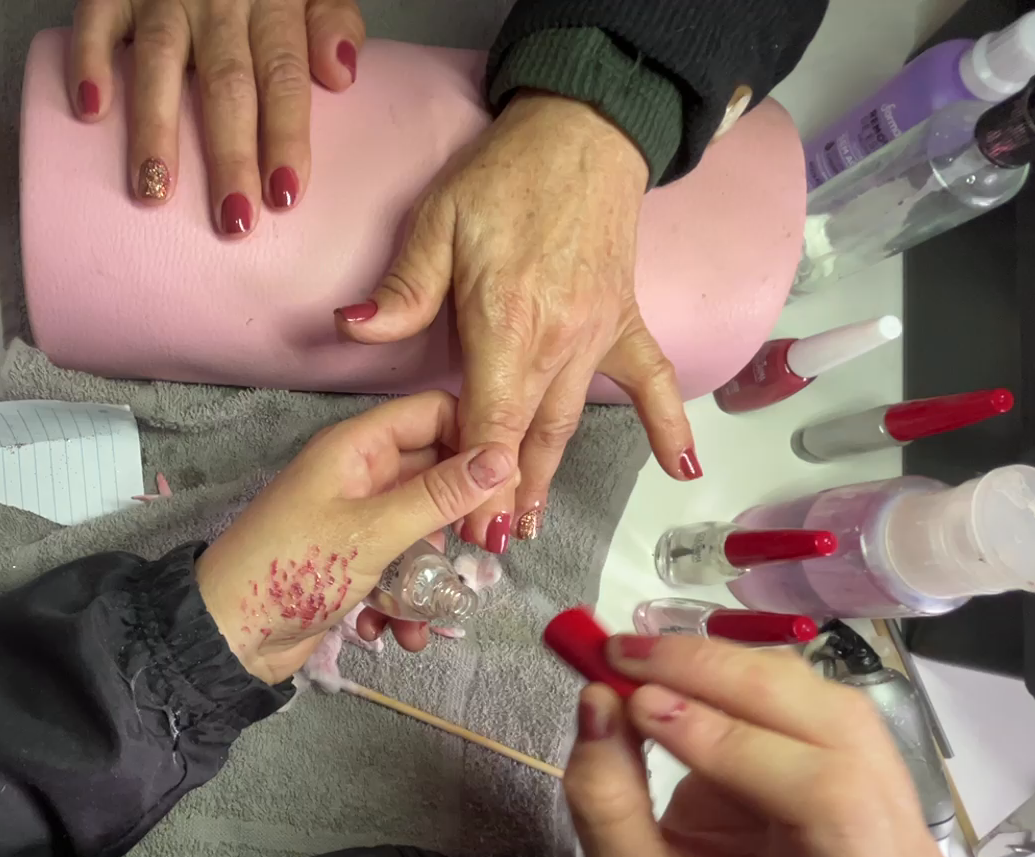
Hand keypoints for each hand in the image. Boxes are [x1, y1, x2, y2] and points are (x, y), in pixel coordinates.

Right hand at [68, 0, 363, 233]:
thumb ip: (331, 20)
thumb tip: (342, 73)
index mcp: (274, 3)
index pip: (284, 77)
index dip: (286, 137)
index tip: (284, 196)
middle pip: (227, 85)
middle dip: (231, 157)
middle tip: (232, 221)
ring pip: (160, 63)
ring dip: (156, 130)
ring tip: (154, 192)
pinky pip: (97, 18)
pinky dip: (89, 60)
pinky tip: (90, 110)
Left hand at [195, 392, 514, 683]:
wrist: (229, 636)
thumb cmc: (294, 568)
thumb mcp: (372, 530)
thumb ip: (439, 494)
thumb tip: (502, 454)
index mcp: (356, 447)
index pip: (433, 414)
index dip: (475, 440)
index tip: (509, 483)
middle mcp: (358, 475)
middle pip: (433, 475)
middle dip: (460, 518)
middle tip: (486, 554)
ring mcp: (354, 521)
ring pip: (419, 531)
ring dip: (429, 575)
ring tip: (430, 610)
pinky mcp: (351, 563)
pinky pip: (395, 569)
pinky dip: (401, 600)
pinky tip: (395, 631)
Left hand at [338, 92, 696, 550]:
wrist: (582, 135)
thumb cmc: (501, 179)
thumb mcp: (435, 223)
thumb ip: (402, 289)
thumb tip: (353, 327)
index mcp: (506, 325)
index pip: (488, 420)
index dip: (476, 476)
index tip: (466, 523)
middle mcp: (557, 342)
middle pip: (524, 434)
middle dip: (502, 493)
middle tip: (484, 542)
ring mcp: (596, 336)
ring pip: (567, 422)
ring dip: (546, 477)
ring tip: (527, 528)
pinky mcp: (623, 323)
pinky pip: (650, 380)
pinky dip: (667, 423)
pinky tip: (681, 469)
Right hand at [565, 635, 943, 856]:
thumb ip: (605, 801)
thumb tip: (597, 698)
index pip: (826, 801)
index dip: (730, 739)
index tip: (638, 705)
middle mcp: (899, 846)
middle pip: (832, 727)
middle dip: (719, 676)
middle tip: (623, 655)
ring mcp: (888, 797)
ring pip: (819, 695)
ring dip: (722, 662)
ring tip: (640, 656)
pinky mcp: (852, 757)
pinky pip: (800, 691)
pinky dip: (729, 667)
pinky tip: (674, 667)